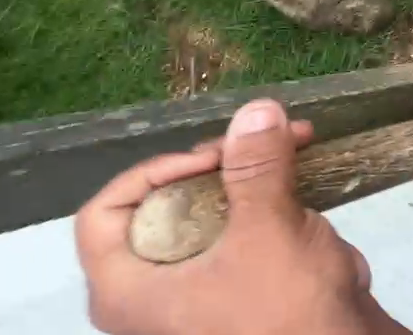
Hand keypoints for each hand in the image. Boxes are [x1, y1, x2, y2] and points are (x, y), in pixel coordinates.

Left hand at [76, 98, 407, 334]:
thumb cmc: (279, 304)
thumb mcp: (267, 232)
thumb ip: (257, 169)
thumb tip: (255, 108)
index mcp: (130, 285)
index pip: (105, 213)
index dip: (155, 172)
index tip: (216, 155)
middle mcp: (155, 280)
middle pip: (164, 199)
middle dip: (222, 157)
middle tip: (269, 137)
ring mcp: (203, 274)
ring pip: (212, 201)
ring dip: (255, 162)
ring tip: (302, 138)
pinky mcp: (246, 268)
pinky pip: (245, 214)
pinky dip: (272, 183)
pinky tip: (307, 162)